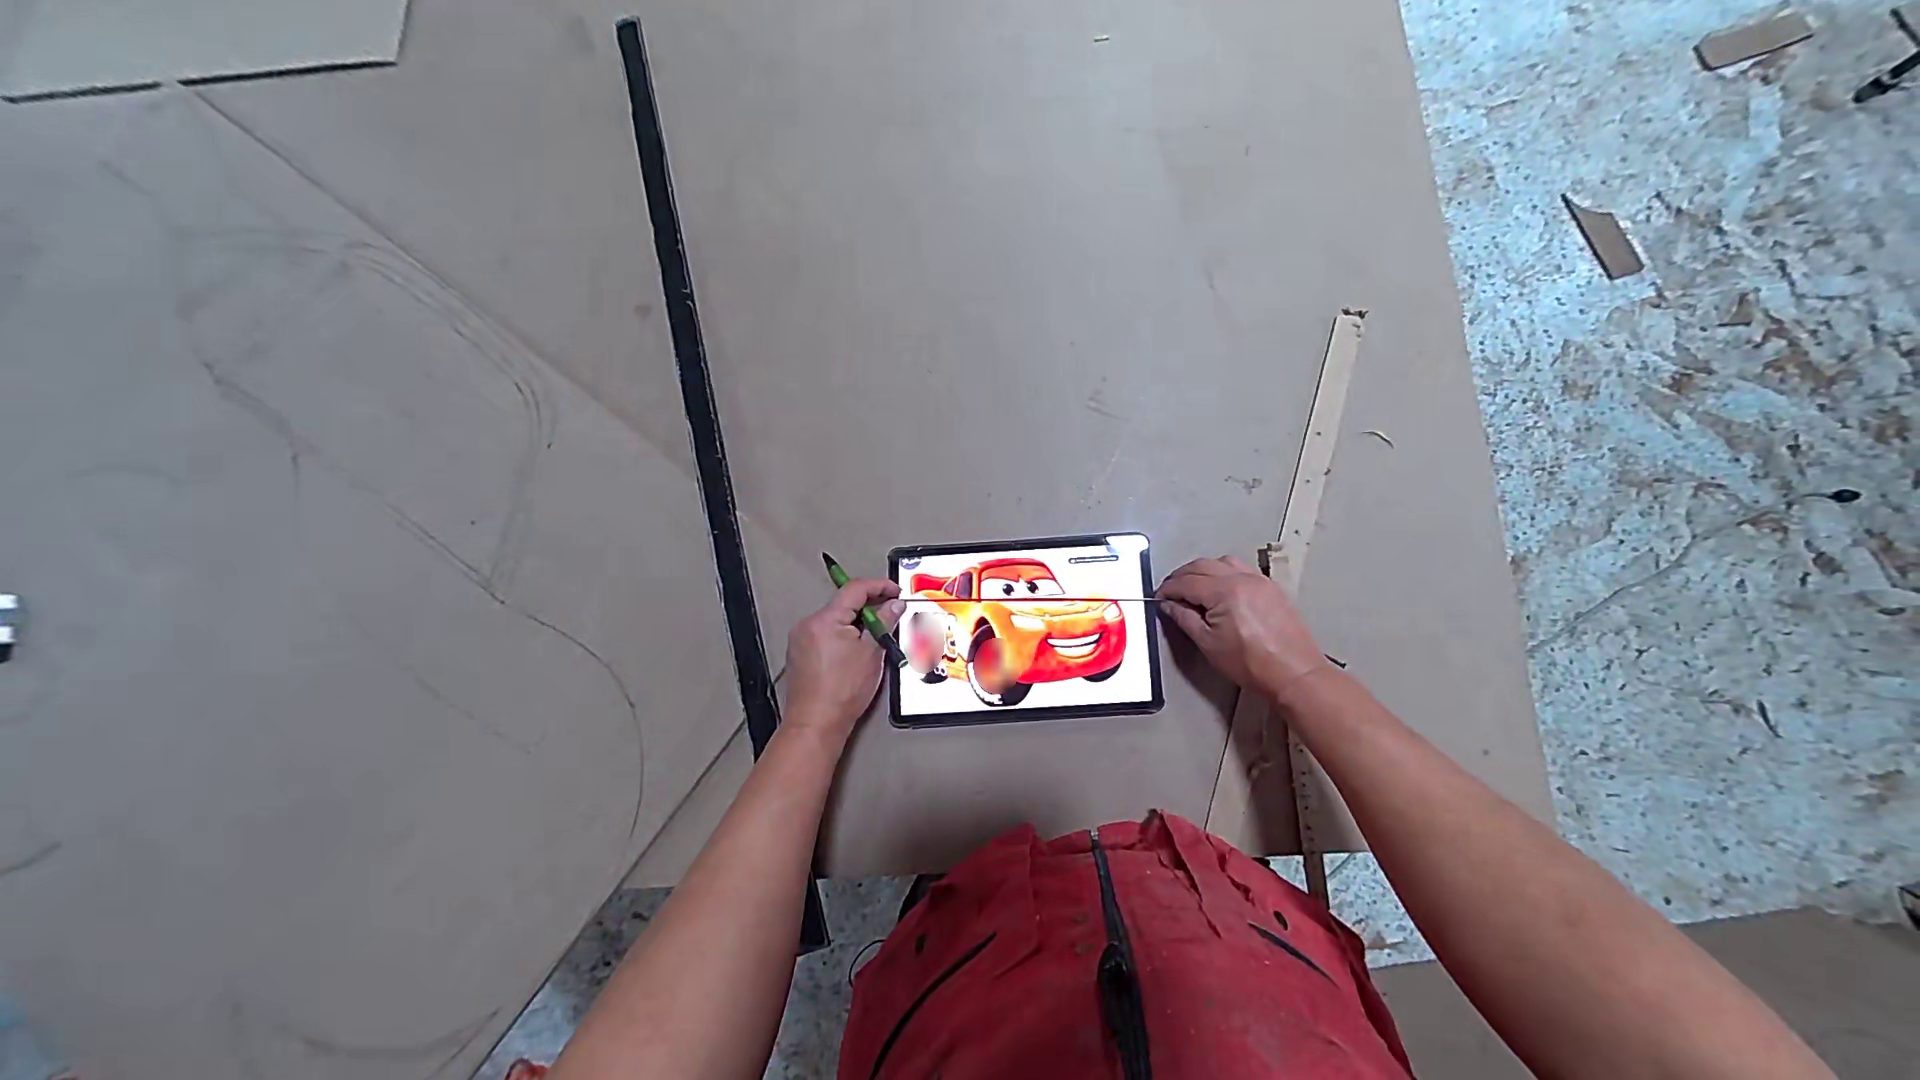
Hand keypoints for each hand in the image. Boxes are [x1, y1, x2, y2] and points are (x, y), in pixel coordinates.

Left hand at [783, 578, 903, 743]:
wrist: (816, 723)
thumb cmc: (842, 693)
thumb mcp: (872, 653)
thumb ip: (884, 622)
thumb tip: (894, 605)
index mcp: (825, 620)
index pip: (855, 589)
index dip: (879, 586)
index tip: (894, 591)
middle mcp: (808, 624)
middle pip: (844, 604)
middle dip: (869, 608)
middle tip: (890, 617)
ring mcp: (801, 638)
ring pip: (835, 619)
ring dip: (856, 623)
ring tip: (874, 642)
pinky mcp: (799, 652)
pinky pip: (825, 633)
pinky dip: (843, 635)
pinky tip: (856, 653)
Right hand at [1155, 555, 1328, 699]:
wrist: (1294, 674)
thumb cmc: (1255, 665)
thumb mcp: (1208, 644)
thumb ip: (1185, 619)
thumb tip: (1171, 606)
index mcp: (1225, 591)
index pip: (1186, 581)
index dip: (1168, 589)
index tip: (1160, 596)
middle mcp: (1243, 579)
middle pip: (1202, 565)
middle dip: (1182, 576)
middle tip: (1171, 591)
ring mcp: (1260, 582)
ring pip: (1223, 562)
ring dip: (1204, 570)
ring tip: (1193, 587)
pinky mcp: (1272, 589)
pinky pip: (1242, 569)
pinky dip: (1224, 572)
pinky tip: (1219, 588)